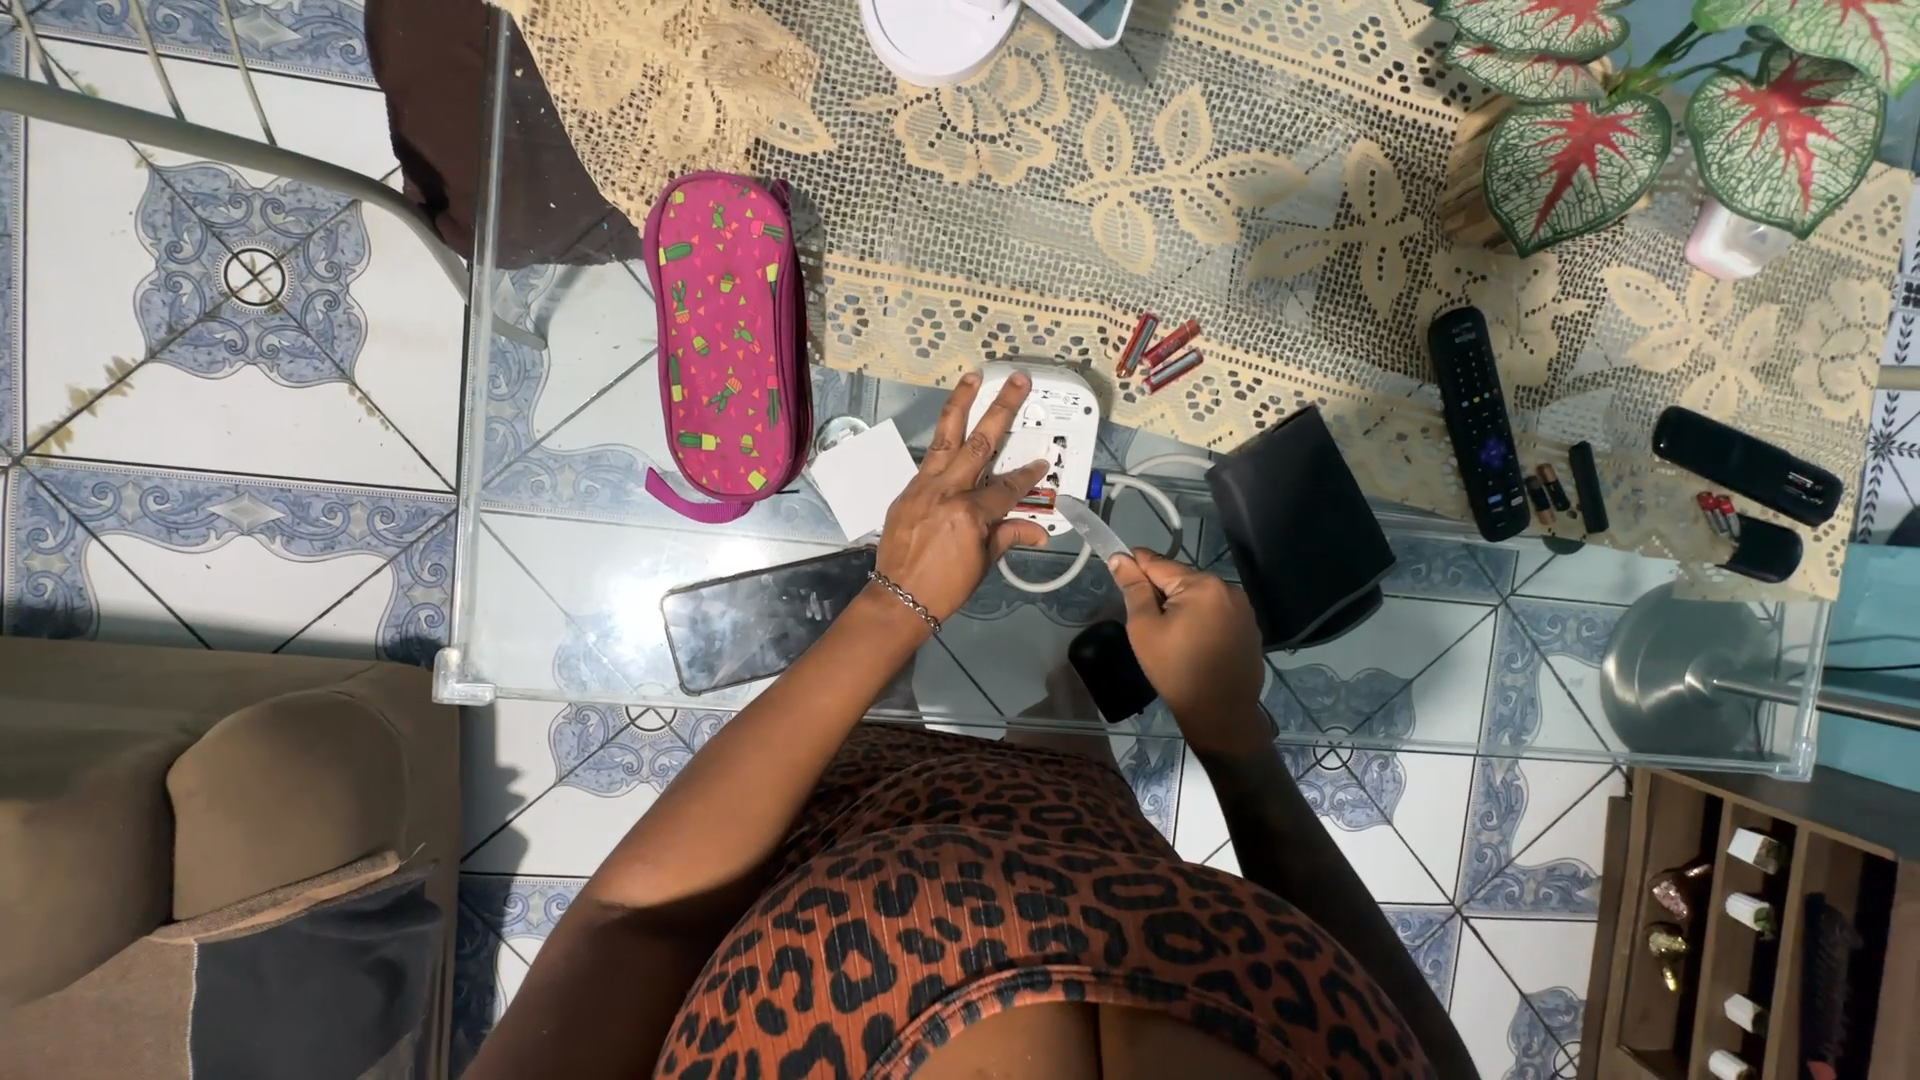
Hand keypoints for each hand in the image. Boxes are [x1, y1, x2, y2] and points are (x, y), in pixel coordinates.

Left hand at [874, 371, 1049, 620]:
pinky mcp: (906, 490)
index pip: (1007, 487)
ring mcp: (922, 486)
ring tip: (972, 377)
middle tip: (1016, 380)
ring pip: (945, 436)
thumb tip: (1039, 532)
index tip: (1042, 462)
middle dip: (1001, 408)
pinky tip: (953, 428)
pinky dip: (944, 442)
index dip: (1027, 476)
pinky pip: (929, 460)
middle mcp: (946, 490)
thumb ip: (1008, 536)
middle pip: (980, 442)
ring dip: (960, 404)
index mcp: (970, 512)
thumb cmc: (946, 587)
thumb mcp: (983, 563)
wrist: (898, 599)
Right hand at [1110, 549, 1269, 756]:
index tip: (1117, 569)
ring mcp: (1243, 608)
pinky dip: (1200, 618)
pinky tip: (1192, 642)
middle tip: (1143, 618)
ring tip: (1168, 633)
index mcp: (1201, 584)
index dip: (1134, 565)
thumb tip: (1120, 558)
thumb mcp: (1145, 629)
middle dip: (1160, 591)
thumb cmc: (1176, 670)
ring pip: (1199, 595)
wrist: (1221, 713)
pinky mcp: (1249, 626)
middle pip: (1181, 578)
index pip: (1158, 563)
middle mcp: (1227, 588)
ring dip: (1181, 604)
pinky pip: (1216, 611)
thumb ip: (1134, 589)